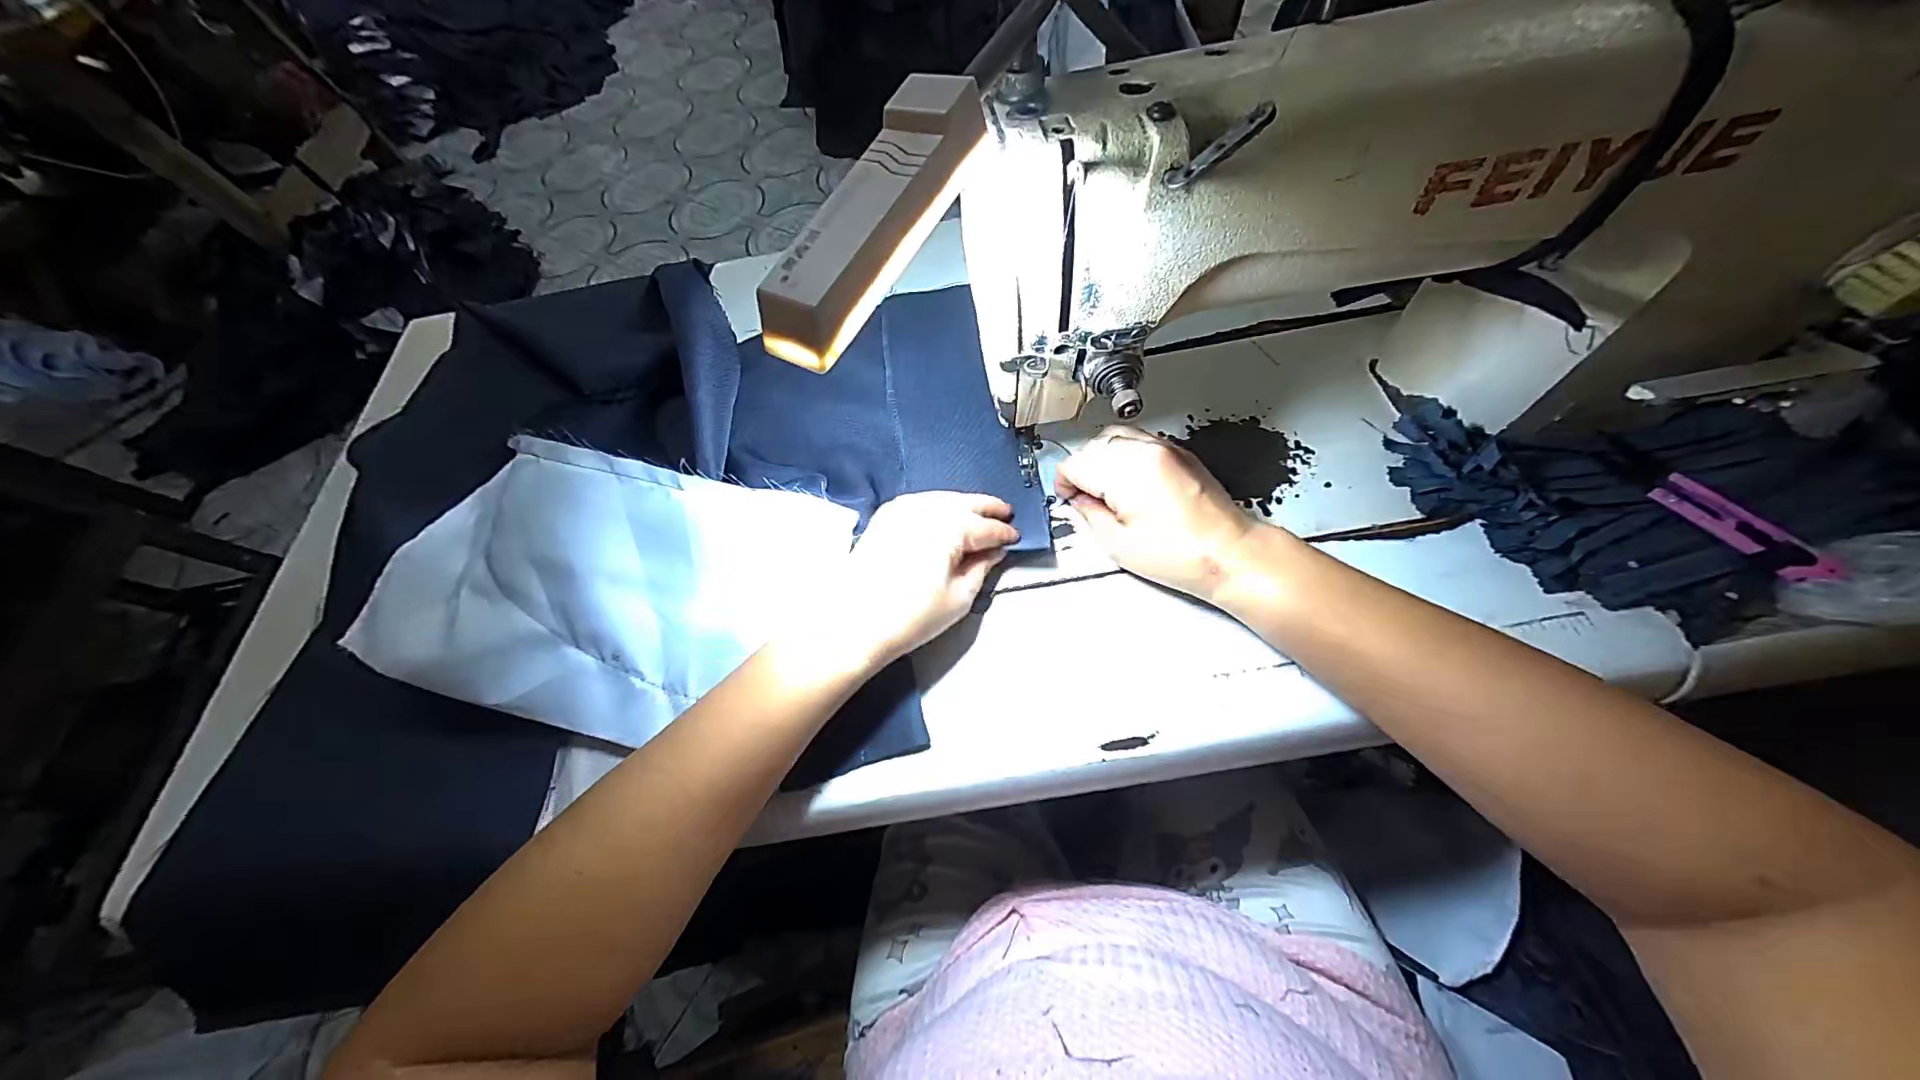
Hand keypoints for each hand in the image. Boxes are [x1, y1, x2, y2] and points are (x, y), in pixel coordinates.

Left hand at [823, 491, 1020, 667]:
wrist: (853, 624)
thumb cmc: (908, 617)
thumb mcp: (959, 597)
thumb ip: (982, 567)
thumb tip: (993, 553)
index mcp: (950, 527)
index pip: (987, 526)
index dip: (1004, 532)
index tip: (1014, 537)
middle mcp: (926, 509)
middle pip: (966, 503)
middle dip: (987, 509)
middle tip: (1005, 513)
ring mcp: (901, 509)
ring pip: (943, 498)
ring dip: (963, 505)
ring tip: (978, 515)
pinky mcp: (884, 517)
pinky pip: (920, 502)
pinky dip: (937, 506)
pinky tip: (945, 516)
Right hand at [1055, 426, 1278, 601]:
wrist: (1230, 554)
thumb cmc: (1186, 554)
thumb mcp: (1118, 544)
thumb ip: (1087, 516)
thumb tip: (1076, 503)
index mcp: (1128, 469)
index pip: (1076, 462)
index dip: (1065, 483)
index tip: (1068, 499)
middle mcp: (1147, 450)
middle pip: (1093, 445)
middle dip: (1083, 470)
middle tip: (1084, 499)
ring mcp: (1166, 448)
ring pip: (1116, 437)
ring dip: (1102, 460)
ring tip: (1107, 492)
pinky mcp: (1180, 453)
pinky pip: (1140, 442)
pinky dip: (1125, 457)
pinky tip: (1129, 485)